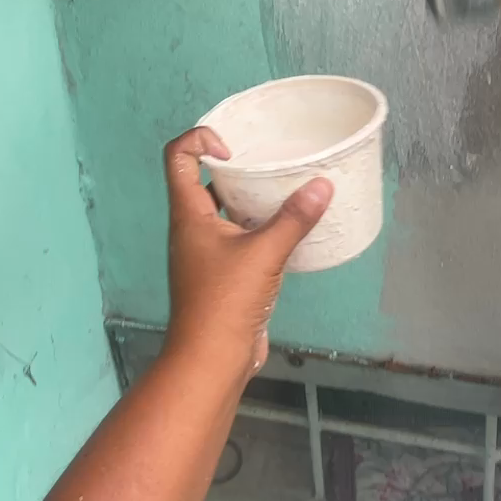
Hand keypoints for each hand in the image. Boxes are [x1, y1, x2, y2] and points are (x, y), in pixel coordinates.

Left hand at [161, 128, 332, 378]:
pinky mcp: (220, 273)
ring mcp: (204, 251)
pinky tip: (286, 228)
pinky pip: (236, 236)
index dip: (200, 139)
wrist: (211, 361)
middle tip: (269, 161)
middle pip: (201, 180)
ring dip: (247, 197)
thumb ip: (293, 219)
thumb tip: (322, 185)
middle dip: (233, 166)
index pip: (178, 157)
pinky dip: (256, 225)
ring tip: (283, 188)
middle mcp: (191, 227)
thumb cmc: (226, 302)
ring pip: (221, 210)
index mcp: (188, 213)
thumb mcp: (264, 255)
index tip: (234, 149)